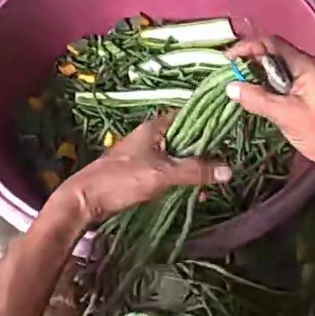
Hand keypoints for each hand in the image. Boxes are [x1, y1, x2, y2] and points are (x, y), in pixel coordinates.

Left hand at [57, 114, 229, 224]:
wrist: (85, 200)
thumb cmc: (122, 180)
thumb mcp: (162, 174)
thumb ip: (195, 171)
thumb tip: (229, 169)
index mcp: (155, 127)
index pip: (189, 115)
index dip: (209, 123)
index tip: (228, 134)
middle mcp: (151, 136)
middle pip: (186, 137)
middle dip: (204, 152)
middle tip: (223, 166)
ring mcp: (145, 153)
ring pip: (178, 155)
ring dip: (193, 168)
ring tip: (209, 185)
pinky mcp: (141, 170)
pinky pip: (168, 170)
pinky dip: (181, 178)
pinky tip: (192, 192)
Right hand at [224, 35, 314, 186]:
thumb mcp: (286, 117)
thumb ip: (257, 99)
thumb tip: (231, 87)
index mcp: (310, 66)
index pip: (273, 44)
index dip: (248, 47)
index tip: (228, 59)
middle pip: (279, 54)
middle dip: (254, 62)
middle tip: (233, 76)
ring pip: (287, 69)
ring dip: (265, 76)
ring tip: (246, 88)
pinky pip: (295, 81)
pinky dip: (278, 87)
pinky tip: (268, 100)